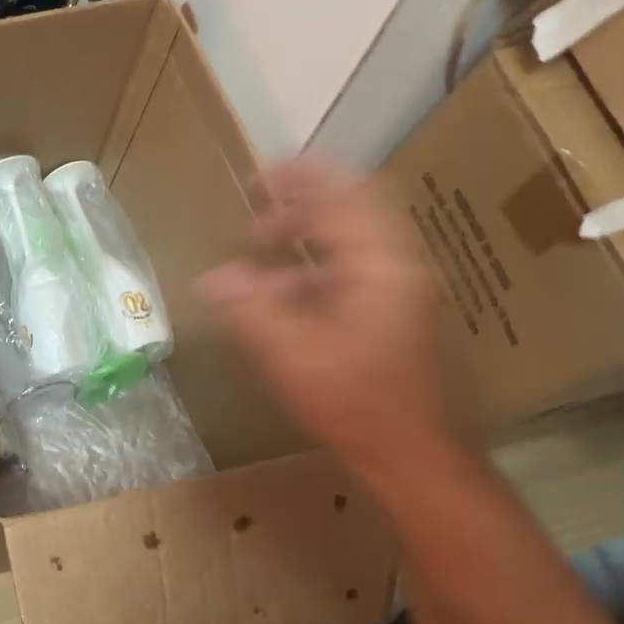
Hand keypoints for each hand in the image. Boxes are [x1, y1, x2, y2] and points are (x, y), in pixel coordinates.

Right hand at [199, 159, 457, 477]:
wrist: (410, 450)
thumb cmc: (352, 401)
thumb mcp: (290, 354)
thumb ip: (251, 308)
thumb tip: (213, 277)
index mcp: (379, 267)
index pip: (343, 198)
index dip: (301, 178)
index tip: (262, 172)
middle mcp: (396, 269)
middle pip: (351, 216)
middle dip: (299, 209)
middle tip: (254, 218)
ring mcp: (399, 294)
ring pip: (349, 248)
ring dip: (303, 242)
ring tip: (260, 249)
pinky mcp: (392, 318)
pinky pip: (350, 277)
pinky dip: (311, 273)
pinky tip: (279, 296)